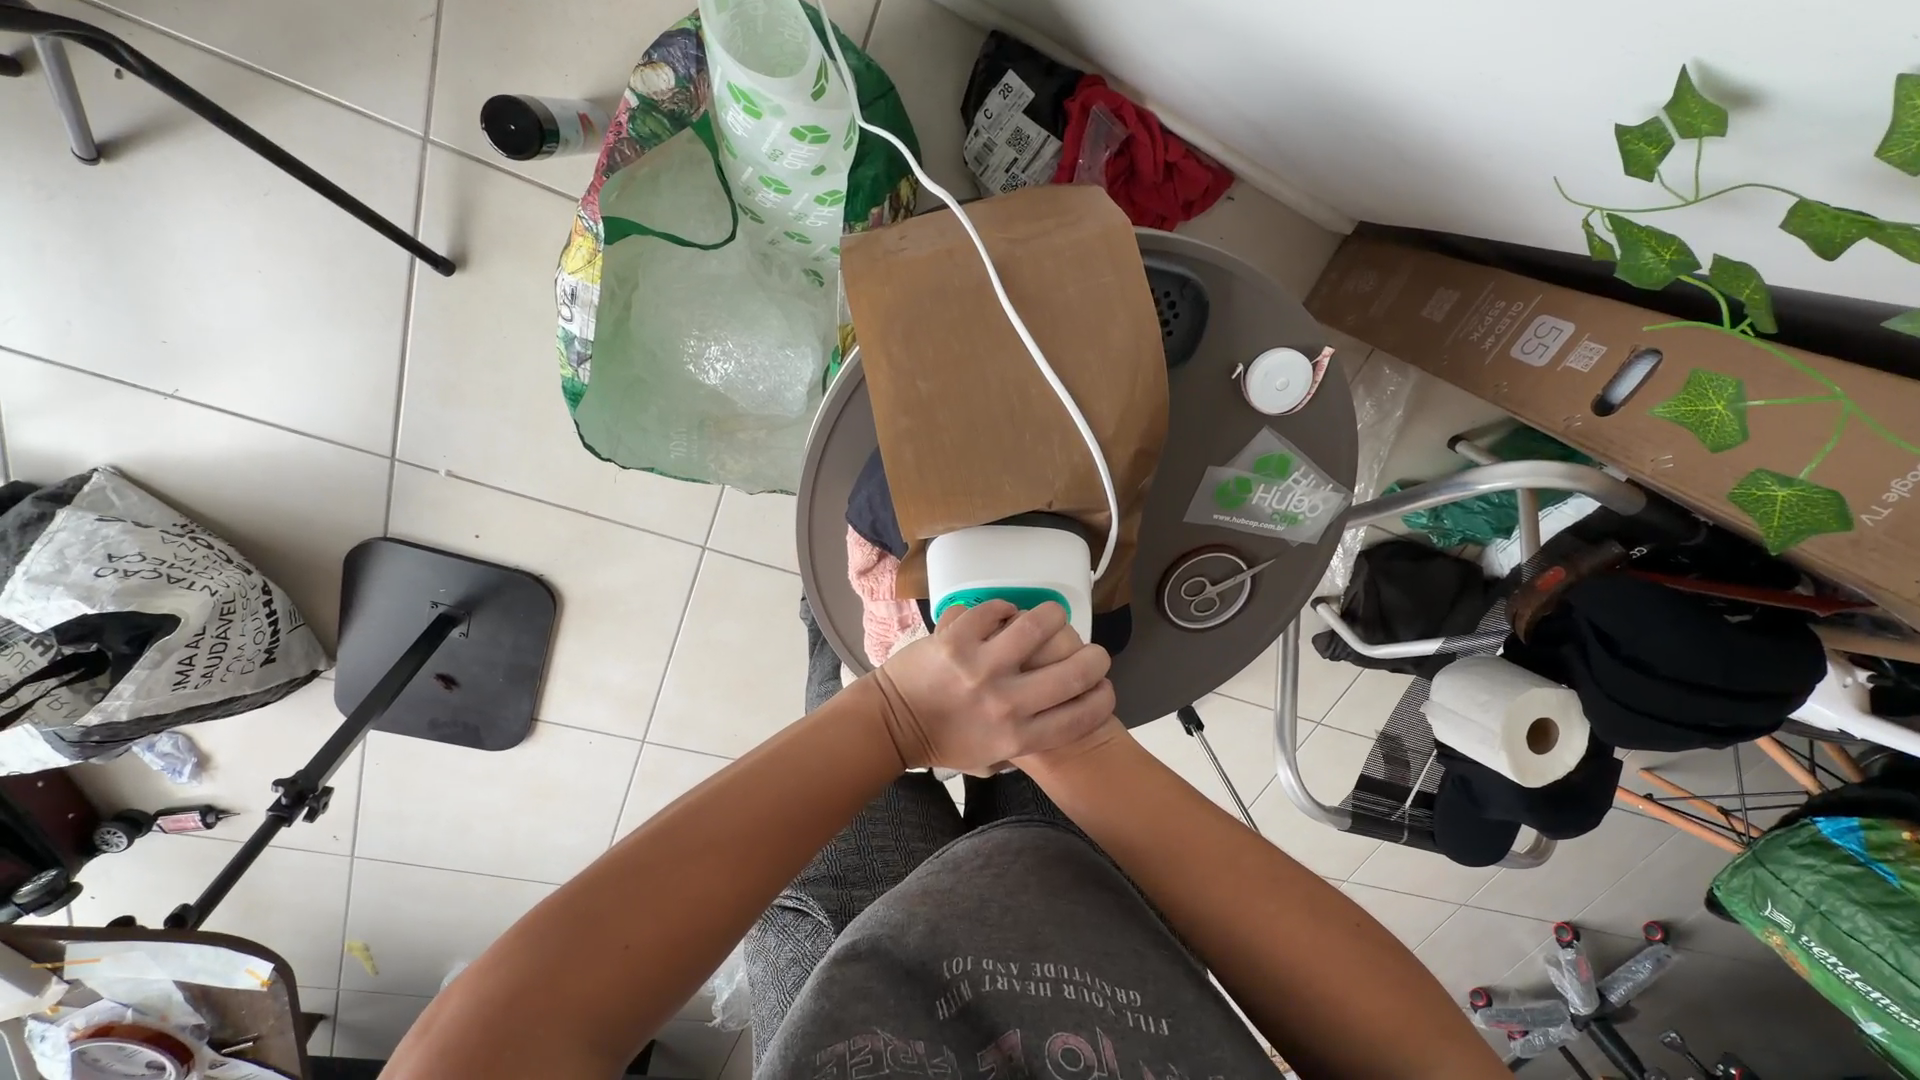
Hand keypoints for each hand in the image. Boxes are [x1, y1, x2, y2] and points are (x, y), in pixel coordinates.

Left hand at [869, 600, 1113, 773]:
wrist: (891, 722)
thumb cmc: (943, 743)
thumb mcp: (991, 760)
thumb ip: (1026, 746)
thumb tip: (1060, 720)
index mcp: (1016, 737)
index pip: (1082, 717)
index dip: (1104, 698)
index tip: (1104, 687)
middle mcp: (1004, 703)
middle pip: (1075, 672)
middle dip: (1094, 658)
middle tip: (1090, 652)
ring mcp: (980, 666)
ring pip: (1039, 625)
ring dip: (1053, 618)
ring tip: (1053, 618)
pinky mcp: (956, 637)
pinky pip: (996, 609)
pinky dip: (1005, 608)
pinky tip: (1005, 615)